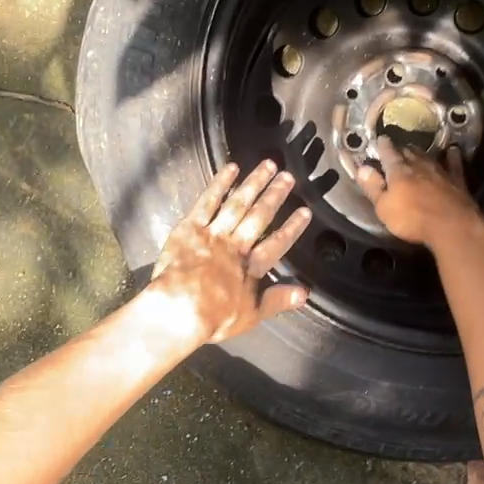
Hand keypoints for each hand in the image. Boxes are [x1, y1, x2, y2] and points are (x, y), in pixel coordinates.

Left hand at [148, 160, 312, 343]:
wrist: (179, 309)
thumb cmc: (214, 317)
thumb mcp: (251, 315)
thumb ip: (277, 300)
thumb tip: (304, 293)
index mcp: (251, 267)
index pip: (277, 244)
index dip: (292, 228)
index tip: (304, 212)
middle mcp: (236, 245)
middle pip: (259, 216)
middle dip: (275, 196)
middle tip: (288, 177)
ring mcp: (213, 233)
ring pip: (237, 204)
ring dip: (254, 184)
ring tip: (268, 165)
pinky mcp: (190, 228)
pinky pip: (207, 202)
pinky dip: (220, 184)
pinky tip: (231, 169)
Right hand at [356, 138, 483, 248]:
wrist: (451, 226)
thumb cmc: (412, 219)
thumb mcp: (384, 207)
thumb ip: (373, 187)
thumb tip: (362, 168)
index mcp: (398, 171)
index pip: (388, 153)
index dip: (383, 145)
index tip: (380, 139)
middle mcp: (419, 165)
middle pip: (408, 152)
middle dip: (400, 149)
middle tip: (396, 148)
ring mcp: (439, 170)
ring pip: (427, 155)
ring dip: (419, 152)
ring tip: (414, 149)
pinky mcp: (456, 179)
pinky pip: (453, 163)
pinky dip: (451, 156)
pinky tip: (452, 150)